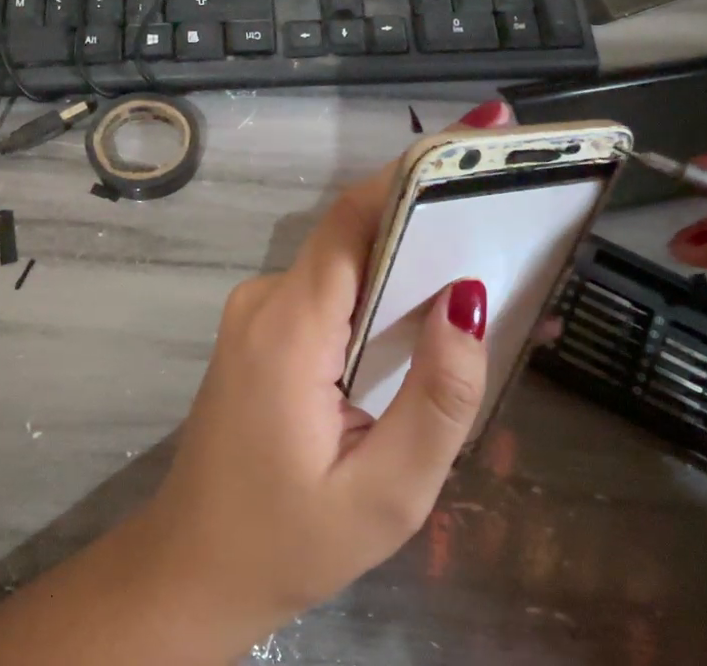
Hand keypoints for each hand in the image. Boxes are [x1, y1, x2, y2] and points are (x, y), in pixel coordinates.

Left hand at [0, 102, 511, 665]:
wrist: (193, 571)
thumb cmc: (287, 543)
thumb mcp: (386, 496)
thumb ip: (436, 401)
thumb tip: (470, 300)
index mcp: (289, 330)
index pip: (352, 221)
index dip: (413, 169)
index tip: (480, 135)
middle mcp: (266, 303)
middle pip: (354, 233)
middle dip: (433, 208)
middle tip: (513, 196)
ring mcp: (259, 315)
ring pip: (347, 264)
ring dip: (414, 256)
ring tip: (495, 254)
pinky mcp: (265, 334)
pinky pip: (333, 294)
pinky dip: (385, 293)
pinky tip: (436, 315)